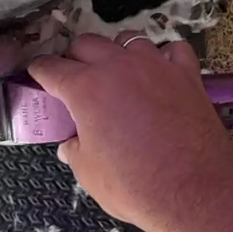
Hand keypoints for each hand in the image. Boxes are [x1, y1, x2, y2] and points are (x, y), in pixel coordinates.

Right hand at [29, 34, 232, 231]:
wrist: (193, 192)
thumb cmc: (134, 185)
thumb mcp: (89, 173)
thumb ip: (75, 151)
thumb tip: (70, 145)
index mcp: (85, 88)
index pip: (51, 67)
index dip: (40, 71)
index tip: (38, 75)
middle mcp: (118, 66)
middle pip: (86, 43)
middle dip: (75, 58)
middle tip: (75, 79)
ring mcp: (155, 66)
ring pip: (128, 39)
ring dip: (116, 52)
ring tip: (118, 72)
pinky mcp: (187, 74)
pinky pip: (173, 50)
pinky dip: (164, 57)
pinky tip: (161, 71)